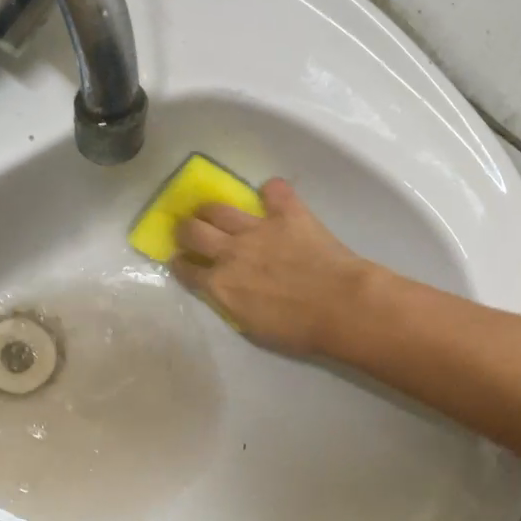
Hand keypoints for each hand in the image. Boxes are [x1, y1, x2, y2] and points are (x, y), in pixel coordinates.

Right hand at [169, 178, 384, 355]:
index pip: (186, 269)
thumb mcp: (250, 326)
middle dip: (185, 230)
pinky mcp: (288, 213)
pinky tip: (271, 194)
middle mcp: (230, 252)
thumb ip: (231, 303)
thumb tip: (226, 291)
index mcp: (219, 285)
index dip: (180, 264)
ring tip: (212, 210)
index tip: (181, 262)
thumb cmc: (297, 329)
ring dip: (210, 208)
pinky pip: (274, 191)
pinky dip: (271, 191)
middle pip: (192, 231)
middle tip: (189, 231)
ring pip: (219, 208)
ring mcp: (258, 229)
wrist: (339, 306)